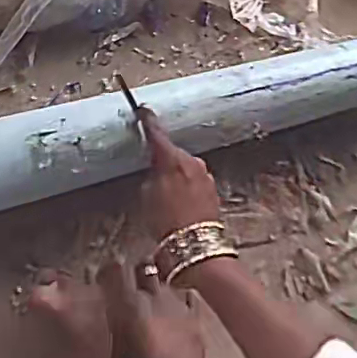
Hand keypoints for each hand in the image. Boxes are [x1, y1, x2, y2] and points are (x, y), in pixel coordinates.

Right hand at [101, 260, 207, 357]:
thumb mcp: (106, 357)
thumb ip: (102, 323)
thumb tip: (96, 306)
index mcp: (127, 305)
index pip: (113, 270)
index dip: (105, 274)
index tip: (100, 281)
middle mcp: (154, 298)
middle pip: (141, 268)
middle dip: (131, 276)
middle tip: (122, 290)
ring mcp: (178, 307)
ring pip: (162, 281)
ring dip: (152, 287)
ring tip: (144, 303)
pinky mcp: (195, 320)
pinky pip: (182, 296)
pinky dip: (173, 300)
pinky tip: (167, 314)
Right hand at [137, 108, 219, 241]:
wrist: (196, 246)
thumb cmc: (167, 222)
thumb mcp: (146, 196)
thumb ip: (151, 175)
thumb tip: (156, 170)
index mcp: (172, 159)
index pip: (157, 134)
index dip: (148, 121)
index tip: (144, 110)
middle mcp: (192, 161)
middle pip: (173, 153)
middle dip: (163, 160)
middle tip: (151, 174)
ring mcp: (205, 174)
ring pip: (185, 167)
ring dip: (176, 175)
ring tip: (166, 197)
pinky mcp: (212, 188)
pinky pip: (194, 180)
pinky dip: (186, 185)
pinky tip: (179, 202)